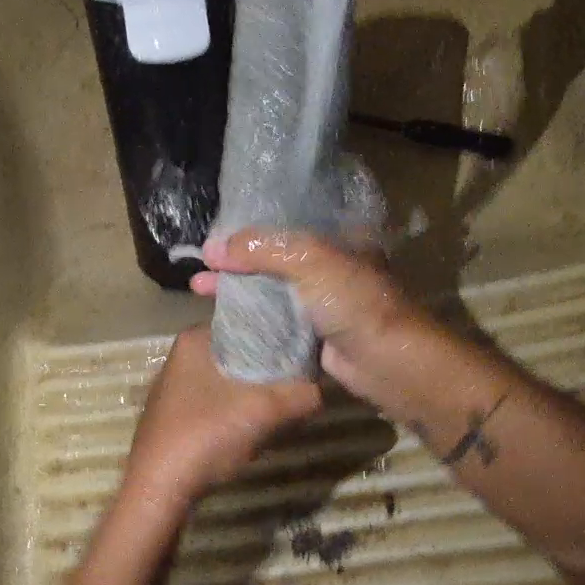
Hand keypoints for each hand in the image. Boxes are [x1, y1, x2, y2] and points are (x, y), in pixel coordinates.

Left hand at [122, 326, 321, 508]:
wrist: (158, 489)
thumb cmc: (206, 436)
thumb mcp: (264, 412)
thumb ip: (301, 395)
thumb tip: (321, 390)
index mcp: (195, 339)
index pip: (250, 323)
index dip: (281, 338)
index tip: (307, 355)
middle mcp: (182, 356)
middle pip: (242, 354)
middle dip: (270, 373)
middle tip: (298, 387)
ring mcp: (176, 386)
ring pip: (232, 381)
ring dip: (256, 397)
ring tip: (281, 412)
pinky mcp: (176, 415)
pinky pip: (218, 403)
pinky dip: (237, 413)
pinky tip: (252, 433)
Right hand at [189, 229, 435, 395]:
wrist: (387, 362)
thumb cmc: (354, 302)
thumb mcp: (310, 261)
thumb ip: (261, 249)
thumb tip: (211, 248)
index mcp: (335, 238)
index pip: (285, 222)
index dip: (249, 225)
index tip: (214, 233)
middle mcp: (327, 266)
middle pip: (271, 257)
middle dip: (234, 260)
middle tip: (199, 266)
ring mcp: (319, 302)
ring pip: (269, 290)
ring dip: (235, 289)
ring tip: (198, 289)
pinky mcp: (311, 334)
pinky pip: (272, 321)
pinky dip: (248, 319)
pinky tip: (220, 319)